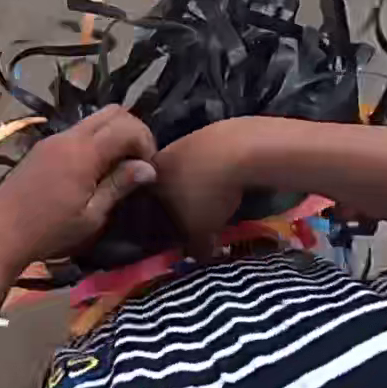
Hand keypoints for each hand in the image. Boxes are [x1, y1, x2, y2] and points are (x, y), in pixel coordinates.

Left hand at [0, 106, 157, 276]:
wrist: (0, 233)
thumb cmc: (49, 231)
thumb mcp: (91, 216)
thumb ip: (119, 186)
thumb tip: (149, 168)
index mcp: (83, 152)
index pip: (127, 126)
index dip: (146, 142)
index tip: (148, 169)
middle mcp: (69, 136)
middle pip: (113, 111)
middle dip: (133, 130)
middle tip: (137, 162)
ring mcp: (54, 139)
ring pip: (95, 118)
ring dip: (114, 134)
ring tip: (118, 167)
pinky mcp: (44, 147)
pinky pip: (79, 130)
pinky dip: (96, 140)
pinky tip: (95, 169)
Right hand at [149, 116, 271, 254]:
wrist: (241, 150)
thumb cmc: (208, 194)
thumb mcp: (199, 231)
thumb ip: (193, 248)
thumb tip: (196, 258)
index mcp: (151, 174)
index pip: (145, 197)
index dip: (158, 215)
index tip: (172, 228)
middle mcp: (164, 152)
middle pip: (167, 179)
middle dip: (180, 198)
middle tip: (196, 215)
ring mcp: (189, 138)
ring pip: (189, 165)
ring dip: (200, 180)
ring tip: (218, 198)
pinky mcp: (215, 129)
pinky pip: (211, 156)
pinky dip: (218, 168)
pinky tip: (233, 179)